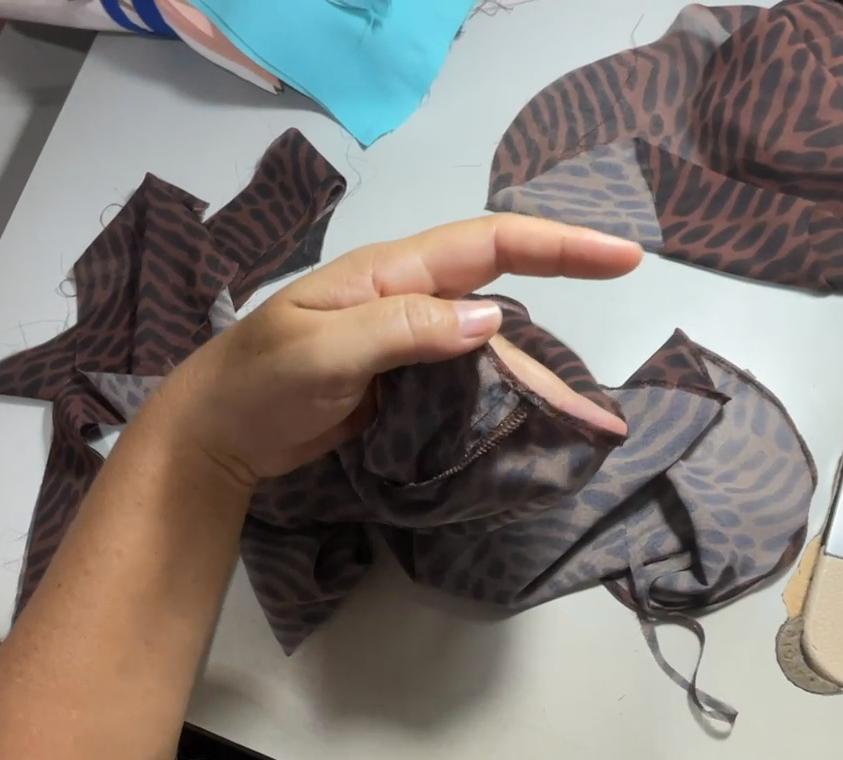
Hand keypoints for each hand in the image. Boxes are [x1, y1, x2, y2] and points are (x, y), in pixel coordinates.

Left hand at [153, 214, 642, 489]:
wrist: (221, 431)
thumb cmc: (258, 381)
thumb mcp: (324, 349)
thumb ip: (403, 329)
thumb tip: (489, 318)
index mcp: (391, 275)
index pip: (489, 245)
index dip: (559, 246)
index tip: (622, 257)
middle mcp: (408, 303)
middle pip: (501, 310)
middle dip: (557, 351)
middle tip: (604, 409)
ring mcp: (406, 347)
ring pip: (486, 358)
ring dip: (533, 389)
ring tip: (582, 431)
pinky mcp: (402, 386)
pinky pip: (463, 389)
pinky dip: (498, 407)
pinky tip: (527, 430)